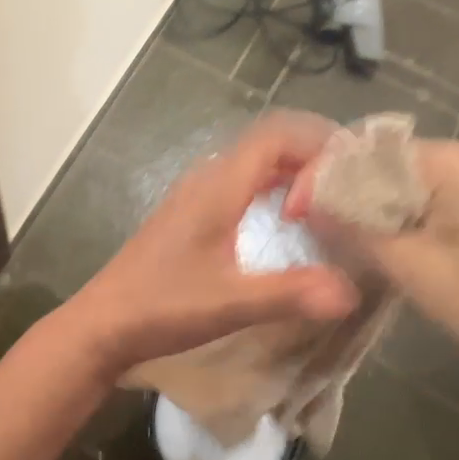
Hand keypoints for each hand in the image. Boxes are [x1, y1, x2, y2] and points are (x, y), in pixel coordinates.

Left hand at [56, 112, 359, 376]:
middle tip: (356, 184)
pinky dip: (275, 185)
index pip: (277, 135)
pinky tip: (291, 218)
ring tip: (334, 198)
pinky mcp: (194, 213)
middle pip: (270, 141)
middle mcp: (209, 178)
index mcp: (218, 185)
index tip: (348, 181)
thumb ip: (290, 293)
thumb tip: (352, 292)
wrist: (102, 324)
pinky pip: (244, 180)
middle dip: (315, 153)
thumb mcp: (229, 303)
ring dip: (295, 168)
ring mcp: (198, 193)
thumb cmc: (162, 307)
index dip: (317, 146)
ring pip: (256, 160)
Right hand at [290, 138, 458, 368]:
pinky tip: (351, 240)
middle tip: (296, 220)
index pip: (362, 151)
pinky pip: (397, 199)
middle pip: (369, 161)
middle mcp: (444, 159)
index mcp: (439, 161)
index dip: (320, 175)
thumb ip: (352, 228)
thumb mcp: (407, 265)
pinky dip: (372, 217)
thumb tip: (303, 203)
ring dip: (349, 204)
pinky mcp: (450, 206)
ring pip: (380, 183)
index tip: (290, 208)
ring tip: (315, 230)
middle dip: (331, 188)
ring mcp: (449, 182)